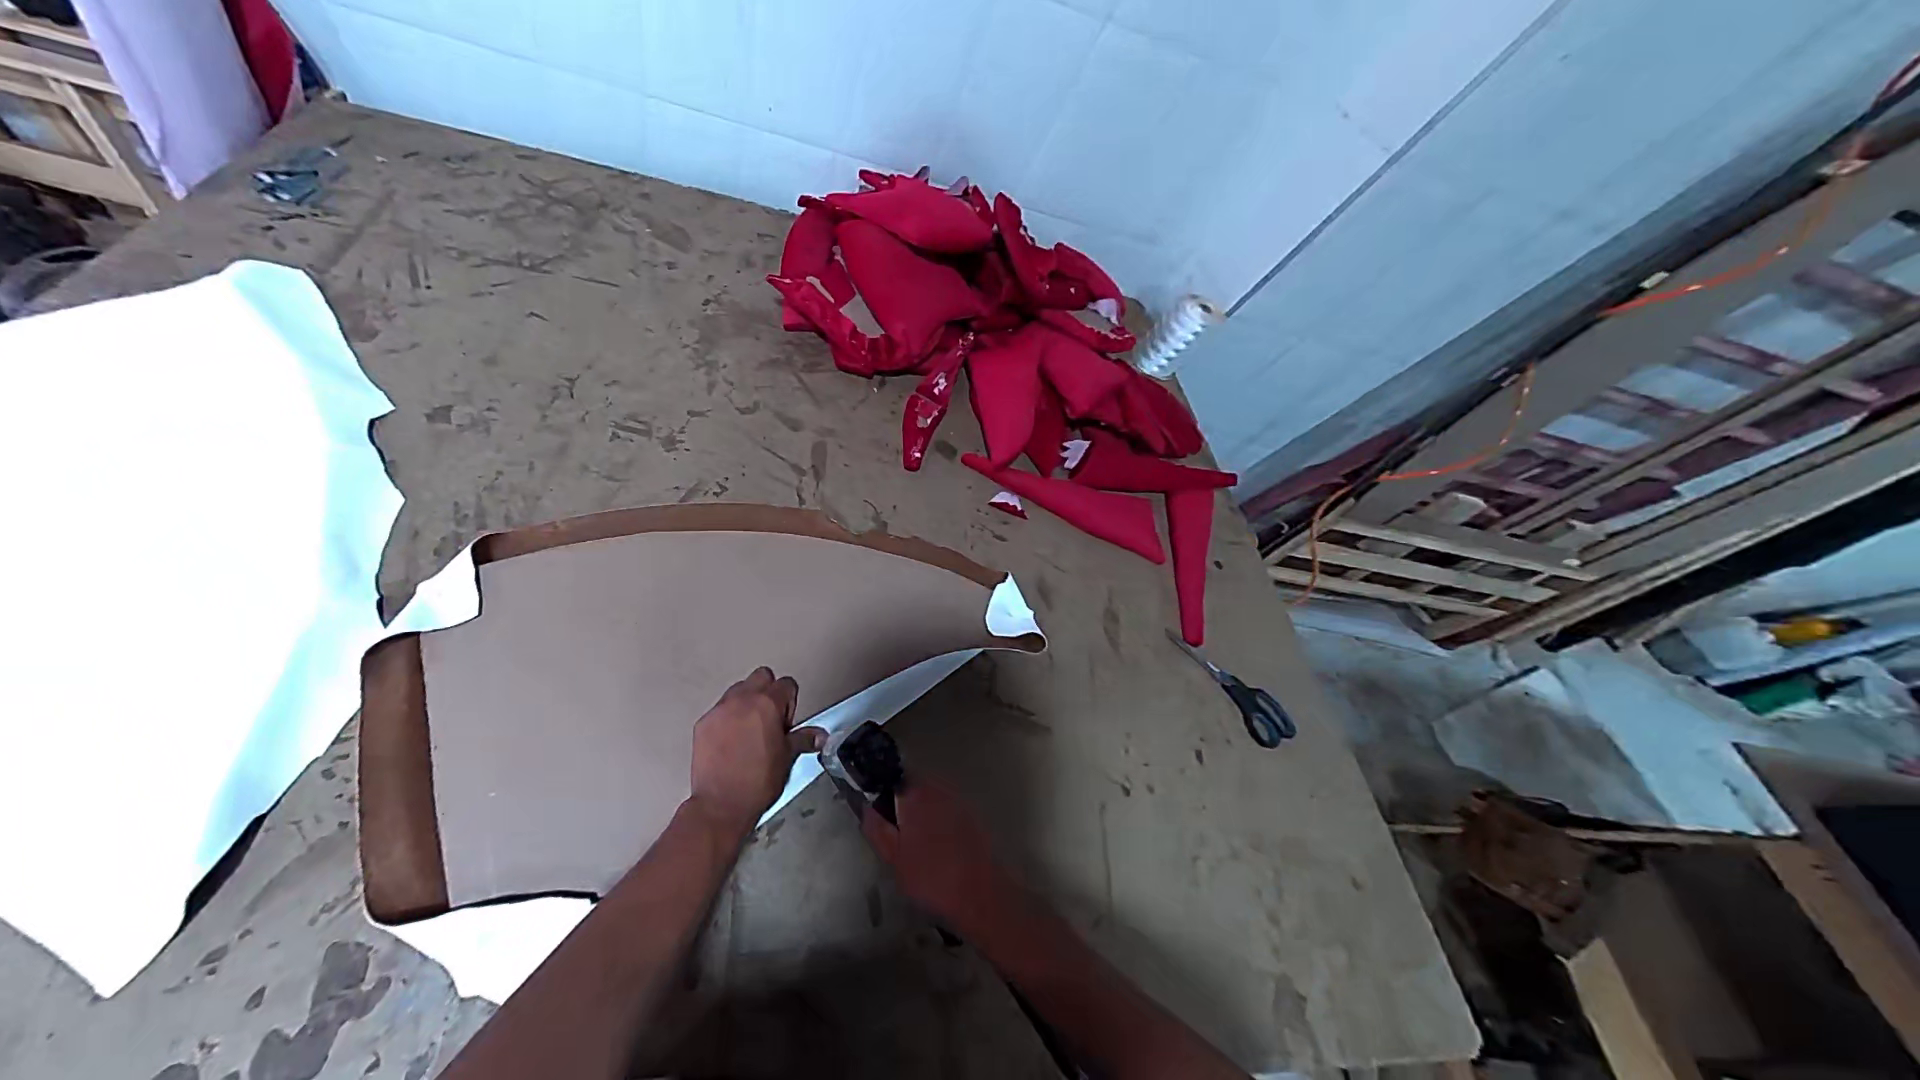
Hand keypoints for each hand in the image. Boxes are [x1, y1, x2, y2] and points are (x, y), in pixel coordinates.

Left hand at [688, 667, 821, 836]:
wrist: (722, 804)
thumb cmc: (754, 782)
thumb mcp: (787, 757)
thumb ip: (803, 739)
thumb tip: (817, 736)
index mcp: (767, 704)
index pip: (786, 684)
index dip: (790, 702)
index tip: (787, 720)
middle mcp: (742, 701)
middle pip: (761, 676)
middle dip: (769, 691)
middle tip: (772, 717)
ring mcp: (720, 711)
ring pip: (738, 690)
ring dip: (747, 702)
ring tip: (752, 728)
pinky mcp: (703, 724)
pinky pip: (719, 710)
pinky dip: (728, 718)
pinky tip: (733, 740)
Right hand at [861, 780, 1016, 933]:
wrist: (980, 894)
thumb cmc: (930, 877)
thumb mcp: (893, 858)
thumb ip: (876, 828)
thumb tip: (864, 805)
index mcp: (915, 794)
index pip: (891, 778)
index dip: (881, 792)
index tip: (876, 812)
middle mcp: (937, 789)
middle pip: (912, 787)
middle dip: (901, 804)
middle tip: (894, 835)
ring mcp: (957, 801)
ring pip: (930, 799)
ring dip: (920, 814)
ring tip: (914, 846)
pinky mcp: (972, 817)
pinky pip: (946, 811)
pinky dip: (937, 823)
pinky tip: (936, 849)